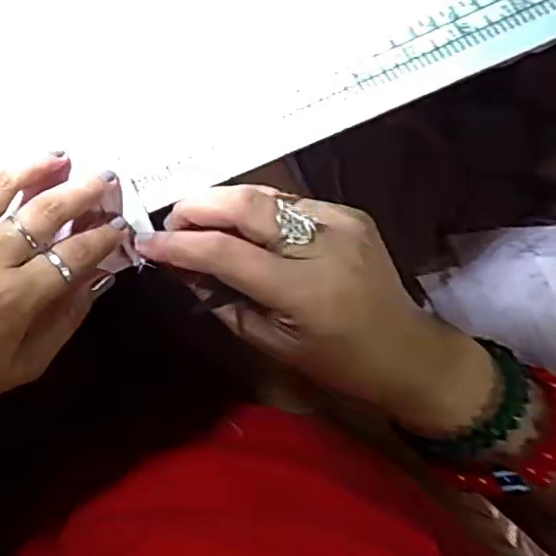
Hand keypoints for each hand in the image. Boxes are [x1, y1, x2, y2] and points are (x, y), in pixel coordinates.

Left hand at [0, 155, 133, 439]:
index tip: (119, 226)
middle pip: (43, 212)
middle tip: (104, 178)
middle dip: (82, 192)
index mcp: (15, 297)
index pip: (73, 254)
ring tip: (58, 158)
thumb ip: (66, 319)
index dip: (103, 237)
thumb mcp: (28, 364)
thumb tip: (96, 277)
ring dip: (31, 168)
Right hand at [135, 186, 494, 434]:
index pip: (226, 252)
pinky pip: (286, 201)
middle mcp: (324, 244)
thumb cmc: (337, 362)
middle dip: (196, 207)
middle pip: (244, 204)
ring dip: (221, 203)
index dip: (179, 245)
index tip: (146, 243)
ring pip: (262, 194)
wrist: (409, 351)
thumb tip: (178, 266)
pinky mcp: (347, 211)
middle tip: (170, 224)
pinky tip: (239, 224)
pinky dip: (253, 209)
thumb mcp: (271, 341)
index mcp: (305, 289)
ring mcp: (340, 220)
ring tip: (195, 219)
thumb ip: (220, 299)